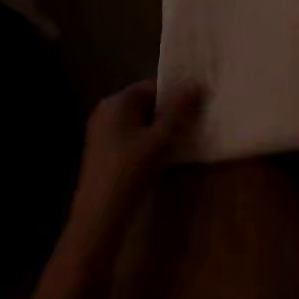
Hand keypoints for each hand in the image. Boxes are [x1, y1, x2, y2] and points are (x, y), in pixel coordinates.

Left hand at [70, 79, 201, 228]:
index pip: (153, 85)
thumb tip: (195, 82)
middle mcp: (106, 111)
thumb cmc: (131, 171)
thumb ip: (178, 109)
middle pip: (145, 102)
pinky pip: (131, 136)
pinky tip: (164, 154)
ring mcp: (101, 132)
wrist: (99, 216)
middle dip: (170, 110)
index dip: (176, 92)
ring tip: (185, 137)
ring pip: (139, 121)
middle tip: (196, 120)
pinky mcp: (102, 152)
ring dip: (160, 127)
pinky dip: (148, 140)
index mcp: (117, 102)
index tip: (199, 103)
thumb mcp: (161, 138)